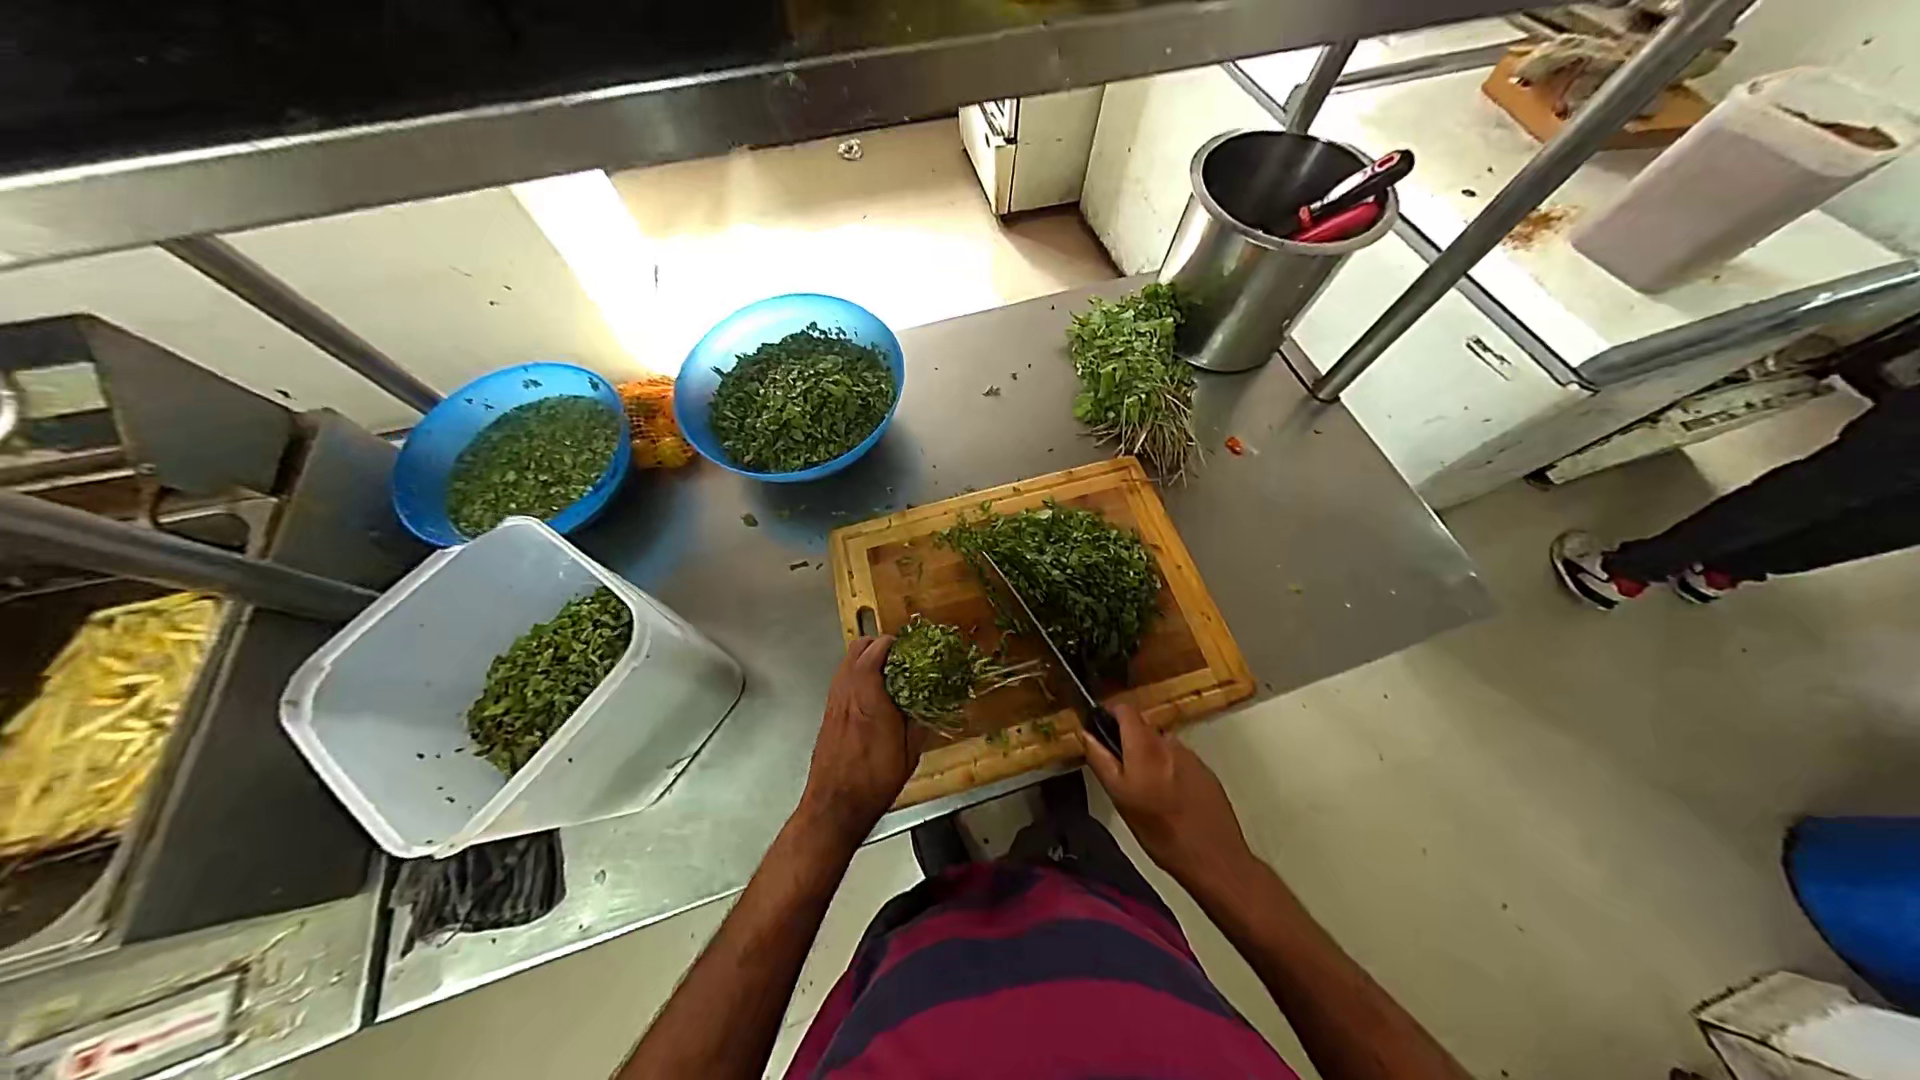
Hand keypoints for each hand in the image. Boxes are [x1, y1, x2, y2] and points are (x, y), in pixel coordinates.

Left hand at [797, 636, 925, 844]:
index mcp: (870, 696)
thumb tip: (930, 705)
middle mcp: (848, 692)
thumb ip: (919, 722)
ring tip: (888, 674)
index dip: (893, 643)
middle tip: (899, 657)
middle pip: (857, 648)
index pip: (876, 650)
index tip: (909, 648)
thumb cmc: (873, 781)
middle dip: (878, 645)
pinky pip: (842, 680)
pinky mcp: (828, 713)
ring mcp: (834, 701)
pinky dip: (856, 676)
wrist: (835, 805)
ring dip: (866, 660)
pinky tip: (872, 695)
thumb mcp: (910, 753)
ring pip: (847, 662)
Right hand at [1083, 704, 1256, 887]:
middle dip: (1127, 738)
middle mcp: (1170, 743)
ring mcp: (1191, 756)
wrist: (1213, 858)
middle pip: (1143, 725)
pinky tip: (1168, 796)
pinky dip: (1168, 768)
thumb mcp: (1118, 797)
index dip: (1109, 714)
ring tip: (1144, 787)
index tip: (1099, 728)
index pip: (1125, 708)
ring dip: (1149, 755)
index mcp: (1145, 745)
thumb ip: (1100, 760)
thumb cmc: (1159, 831)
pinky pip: (1178, 759)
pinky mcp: (1205, 772)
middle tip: (1118, 767)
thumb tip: (1085, 734)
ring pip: (1161, 744)